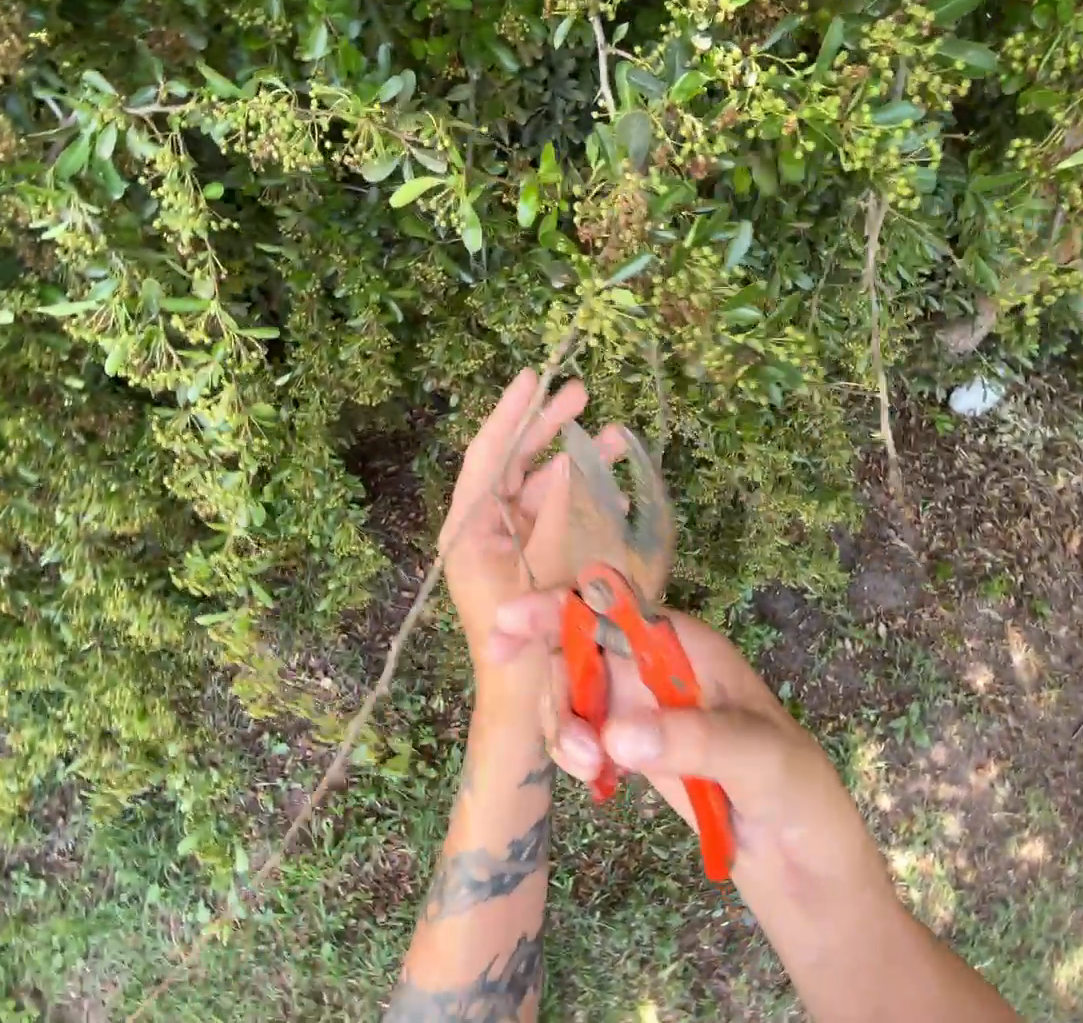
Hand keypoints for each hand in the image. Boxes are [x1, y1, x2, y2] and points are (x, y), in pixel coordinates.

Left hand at [439, 369, 620, 704]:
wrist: (525, 706)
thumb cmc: (528, 645)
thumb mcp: (546, 572)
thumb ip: (557, 517)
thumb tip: (570, 466)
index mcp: (469, 530)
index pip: (487, 456)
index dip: (511, 414)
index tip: (532, 376)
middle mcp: (481, 530)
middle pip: (514, 463)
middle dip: (547, 427)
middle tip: (581, 393)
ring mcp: (504, 544)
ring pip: (538, 486)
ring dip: (573, 461)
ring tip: (613, 435)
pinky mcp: (526, 559)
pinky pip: (552, 514)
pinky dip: (578, 496)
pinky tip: (611, 482)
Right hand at [489, 595, 880, 886]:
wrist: (798, 854)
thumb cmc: (796, 791)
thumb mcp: (760, 759)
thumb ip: (693, 740)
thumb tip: (616, 735)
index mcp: (686, 644)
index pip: (611, 605)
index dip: (557, 604)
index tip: (508, 624)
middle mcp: (654, 666)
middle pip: (575, 647)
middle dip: (558, 689)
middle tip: (577, 750)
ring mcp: (639, 705)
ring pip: (568, 691)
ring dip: (563, 727)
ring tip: (594, 774)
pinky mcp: (631, 744)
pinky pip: (579, 731)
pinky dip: (572, 751)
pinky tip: (599, 781)